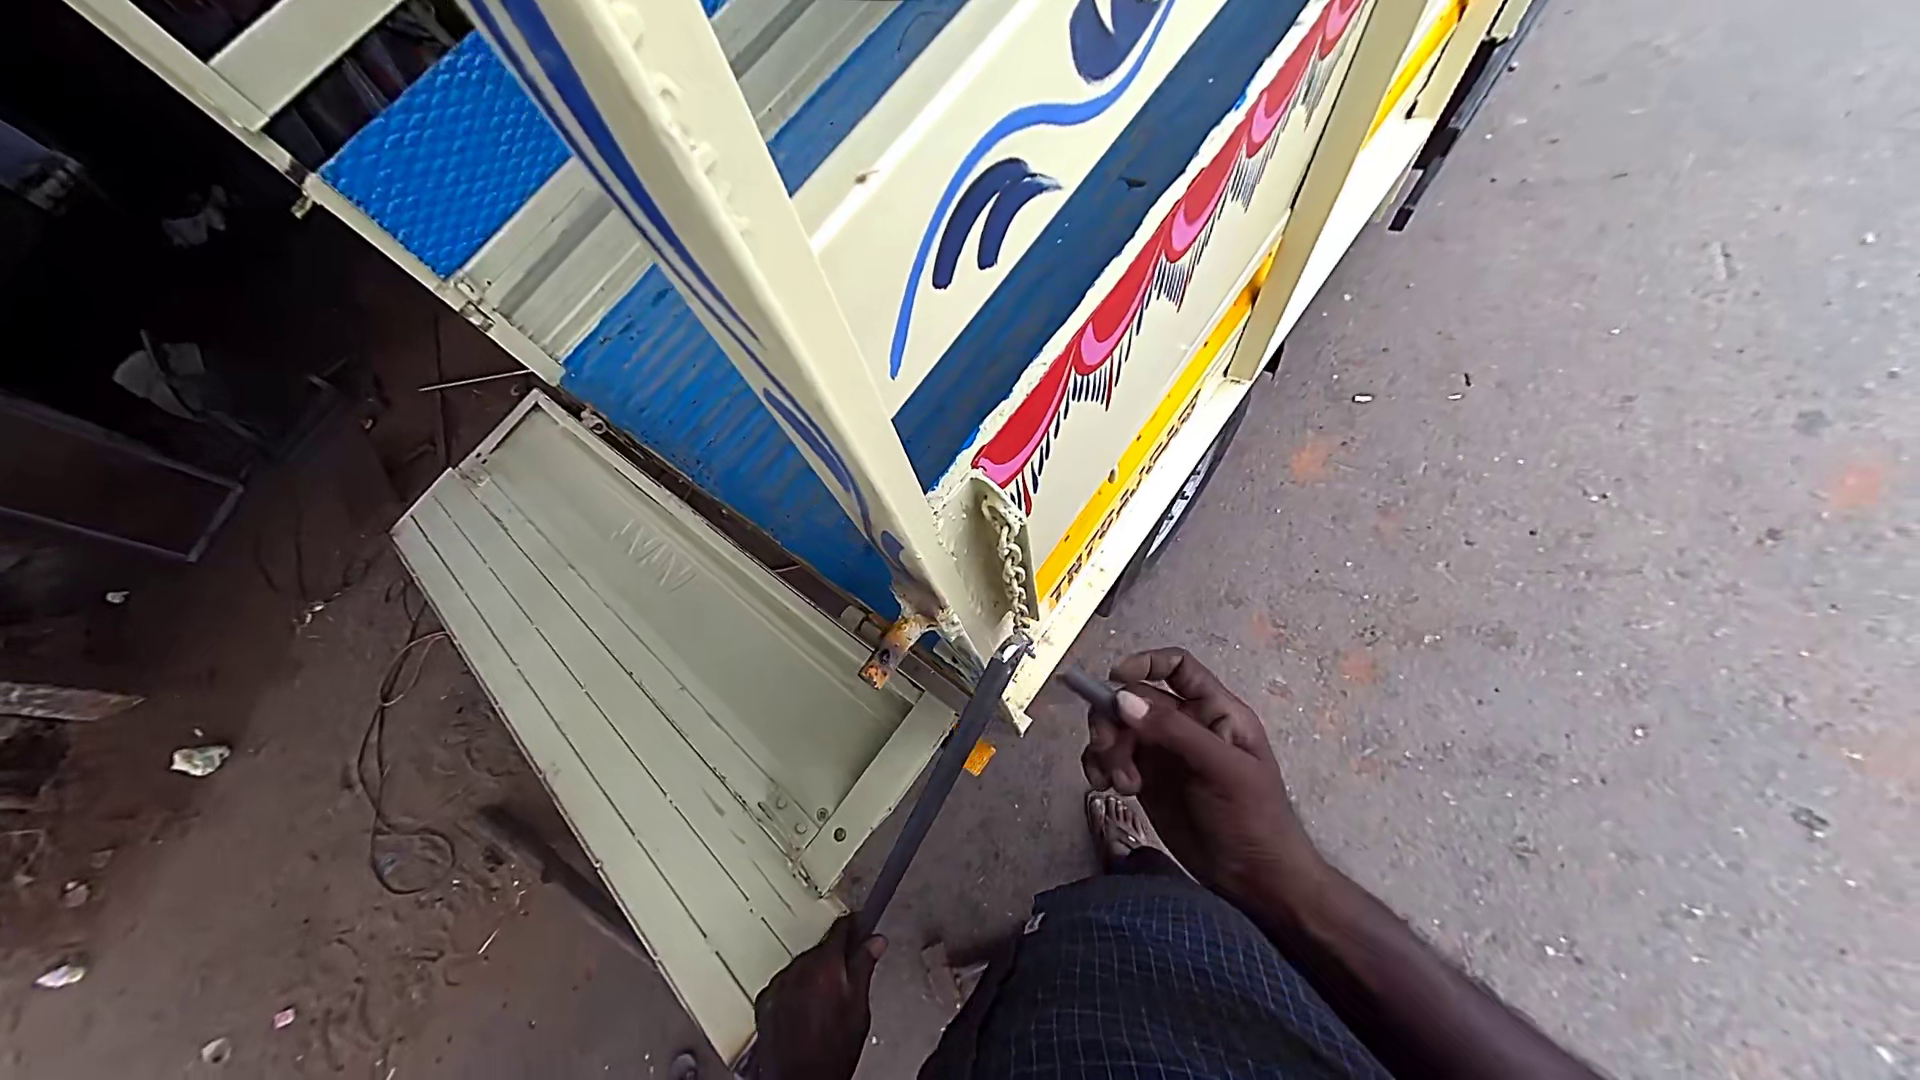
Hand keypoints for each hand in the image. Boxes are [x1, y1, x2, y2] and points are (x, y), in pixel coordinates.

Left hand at [747, 916, 885, 1079]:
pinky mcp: (765, 1002)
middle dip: (836, 956)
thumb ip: (865, 965)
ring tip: (827, 1001)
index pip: (841, 927)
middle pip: (822, 947)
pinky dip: (797, 989)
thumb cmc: (832, 1053)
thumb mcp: (859, 1008)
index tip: (863, 925)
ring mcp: (779, 984)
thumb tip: (876, 940)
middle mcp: (799, 968)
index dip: (855, 924)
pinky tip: (806, 1010)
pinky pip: (786, 982)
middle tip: (849, 975)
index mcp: (825, 965)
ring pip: (803, 965)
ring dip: (815, 972)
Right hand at [1082, 648, 1322, 904]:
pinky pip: (1109, 758)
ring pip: (1116, 728)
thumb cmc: (1255, 818)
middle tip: (1108, 748)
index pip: (1177, 667)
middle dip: (1114, 719)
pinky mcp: (1144, 778)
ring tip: (1121, 782)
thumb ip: (1174, 731)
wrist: (1256, 882)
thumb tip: (1122, 699)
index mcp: (1213, 710)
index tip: (1116, 678)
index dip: (1146, 663)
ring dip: (1107, 749)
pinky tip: (1107, 786)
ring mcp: (1161, 752)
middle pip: (1134, 699)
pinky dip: (1099, 766)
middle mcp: (1183, 724)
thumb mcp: (1223, 769)